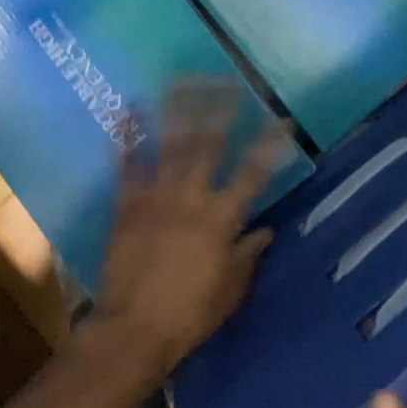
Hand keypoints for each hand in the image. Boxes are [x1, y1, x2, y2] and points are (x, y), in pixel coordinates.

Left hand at [87, 81, 285, 375]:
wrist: (134, 328)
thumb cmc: (190, 314)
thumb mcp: (230, 289)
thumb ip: (248, 254)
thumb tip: (266, 229)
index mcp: (221, 219)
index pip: (253, 173)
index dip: (269, 143)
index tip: (281, 118)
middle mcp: (190, 197)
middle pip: (209, 145)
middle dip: (221, 110)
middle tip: (229, 81)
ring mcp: (155, 196)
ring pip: (169, 144)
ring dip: (177, 109)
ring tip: (183, 79)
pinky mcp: (126, 203)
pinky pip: (128, 163)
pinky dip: (128, 135)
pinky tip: (129, 107)